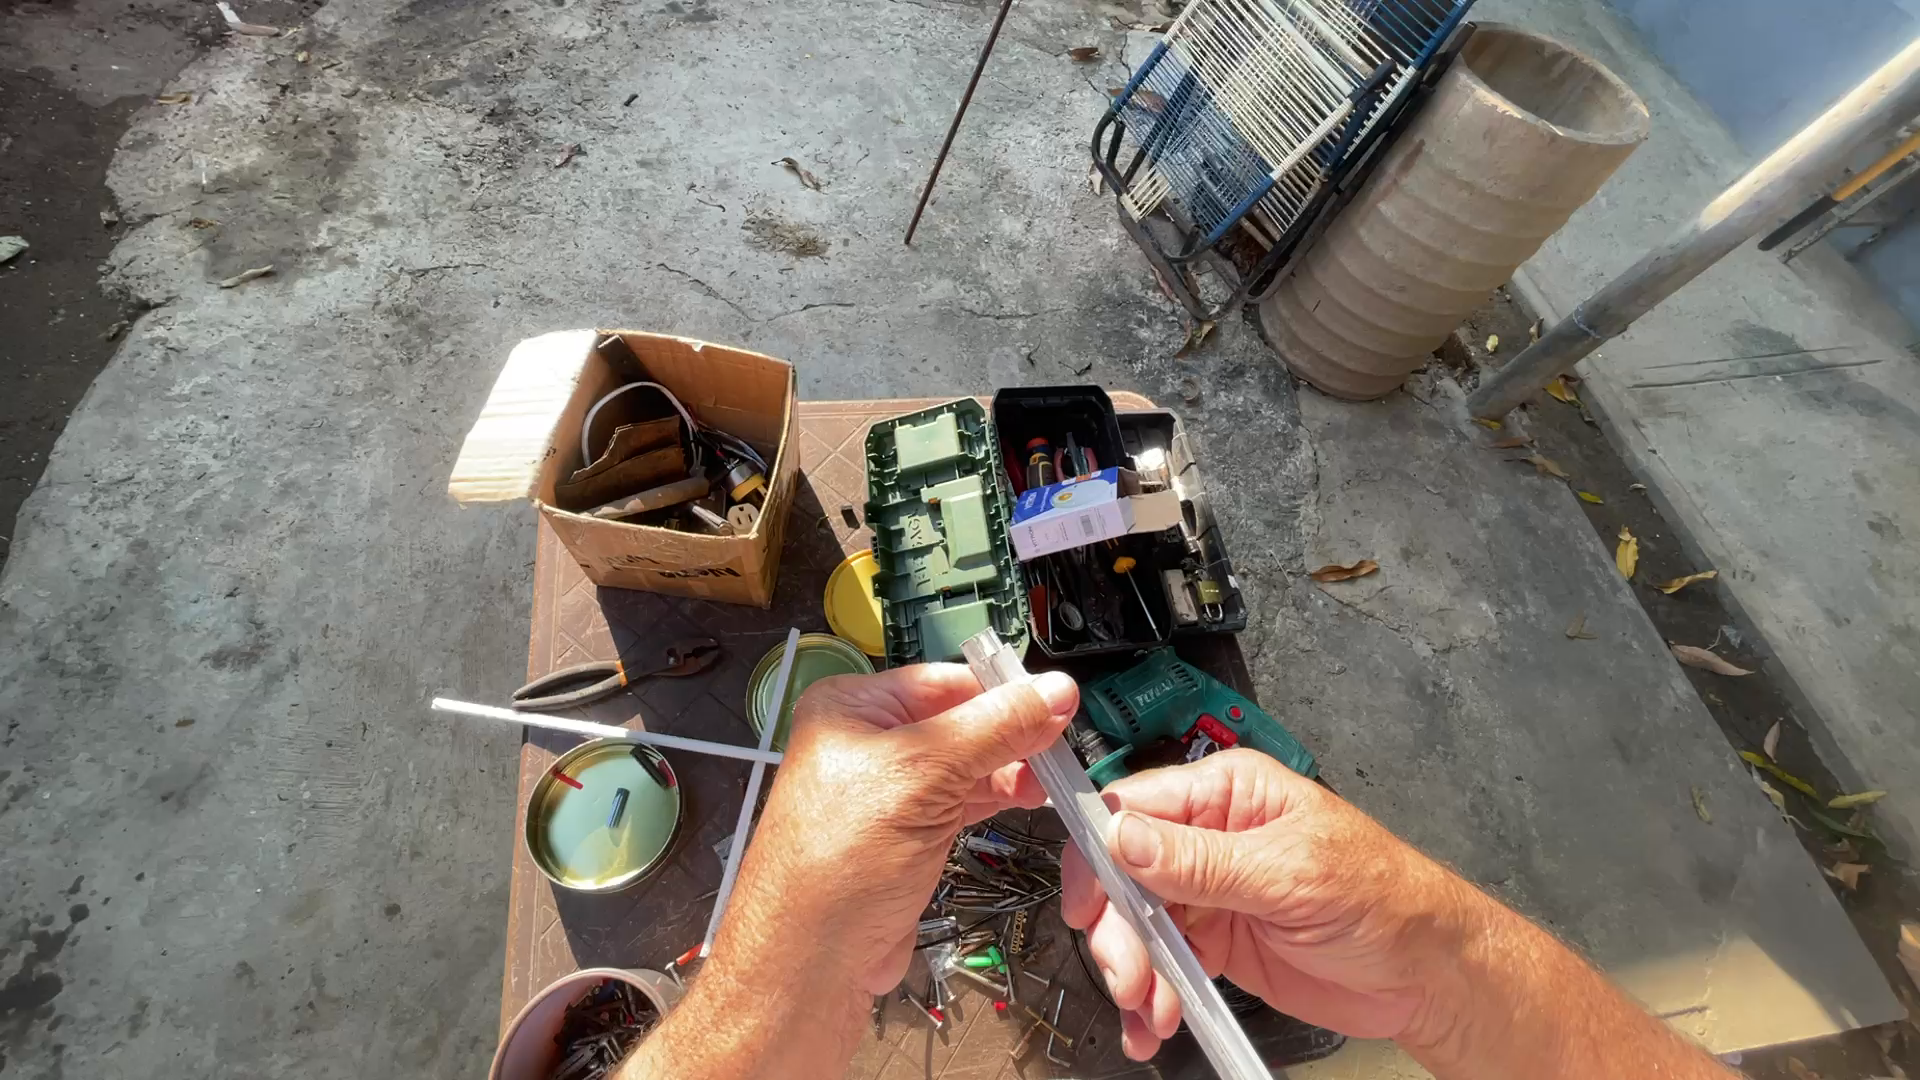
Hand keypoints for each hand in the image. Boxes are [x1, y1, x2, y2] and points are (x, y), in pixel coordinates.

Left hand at [716, 664, 1078, 997]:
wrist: (810, 966)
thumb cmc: (845, 858)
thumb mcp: (924, 774)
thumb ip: (995, 729)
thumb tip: (1057, 690)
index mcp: (854, 705)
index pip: (944, 681)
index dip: (1002, 691)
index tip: (1058, 701)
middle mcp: (870, 739)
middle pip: (959, 720)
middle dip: (1011, 734)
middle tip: (1060, 747)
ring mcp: (891, 787)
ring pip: (967, 761)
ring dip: (1011, 767)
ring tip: (1051, 778)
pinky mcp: (910, 828)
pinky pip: (963, 796)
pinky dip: (997, 794)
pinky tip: (1028, 795)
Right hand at [1061, 749, 1481, 1060]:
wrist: (1431, 976)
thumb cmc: (1383, 896)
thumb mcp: (1289, 872)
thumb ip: (1200, 860)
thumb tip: (1124, 837)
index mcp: (1224, 793)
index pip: (1137, 804)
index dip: (1100, 846)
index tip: (1086, 895)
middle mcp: (1206, 834)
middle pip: (1127, 867)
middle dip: (1117, 923)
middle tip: (1125, 971)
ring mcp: (1207, 887)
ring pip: (1138, 918)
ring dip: (1133, 965)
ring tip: (1147, 1008)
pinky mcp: (1214, 936)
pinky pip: (1164, 958)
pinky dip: (1154, 992)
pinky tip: (1155, 1018)